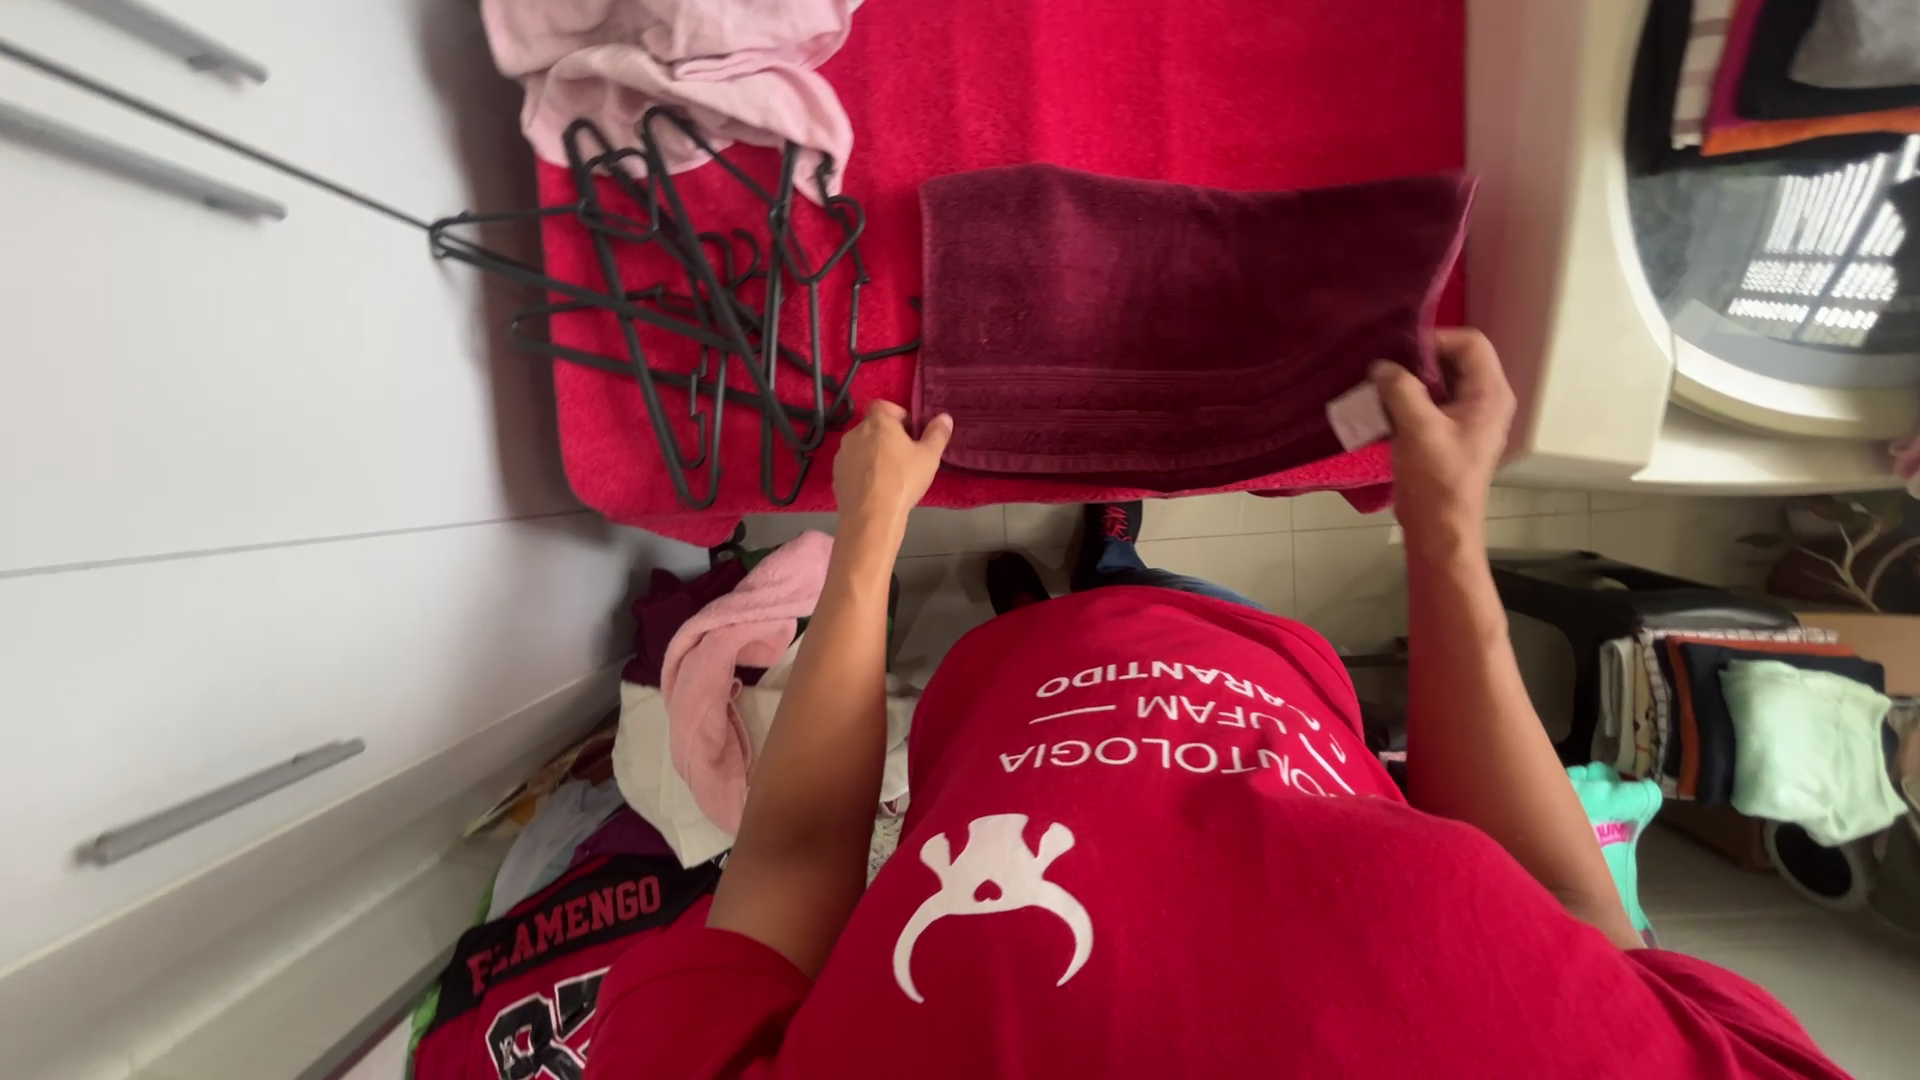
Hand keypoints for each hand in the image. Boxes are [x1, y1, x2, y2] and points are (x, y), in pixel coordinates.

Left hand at [832, 401, 952, 535]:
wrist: (871, 515)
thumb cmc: (903, 480)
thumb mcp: (929, 457)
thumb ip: (937, 433)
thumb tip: (944, 417)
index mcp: (878, 422)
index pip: (884, 405)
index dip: (898, 415)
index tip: (910, 433)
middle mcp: (855, 432)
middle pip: (873, 427)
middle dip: (887, 437)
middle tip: (904, 456)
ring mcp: (842, 454)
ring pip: (861, 447)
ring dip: (873, 454)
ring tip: (889, 475)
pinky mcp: (836, 474)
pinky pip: (853, 466)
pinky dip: (863, 471)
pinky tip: (875, 488)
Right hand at [1370, 327, 1515, 549]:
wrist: (1439, 525)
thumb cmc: (1437, 478)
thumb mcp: (1418, 429)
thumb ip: (1400, 391)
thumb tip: (1380, 366)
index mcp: (1489, 394)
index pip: (1470, 344)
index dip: (1435, 339)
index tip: (1396, 350)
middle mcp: (1482, 400)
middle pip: (1452, 361)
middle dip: (1415, 361)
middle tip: (1381, 368)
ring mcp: (1464, 418)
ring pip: (1437, 383)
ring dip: (1405, 383)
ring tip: (1375, 388)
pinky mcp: (1444, 434)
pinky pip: (1426, 405)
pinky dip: (1403, 402)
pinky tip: (1378, 410)